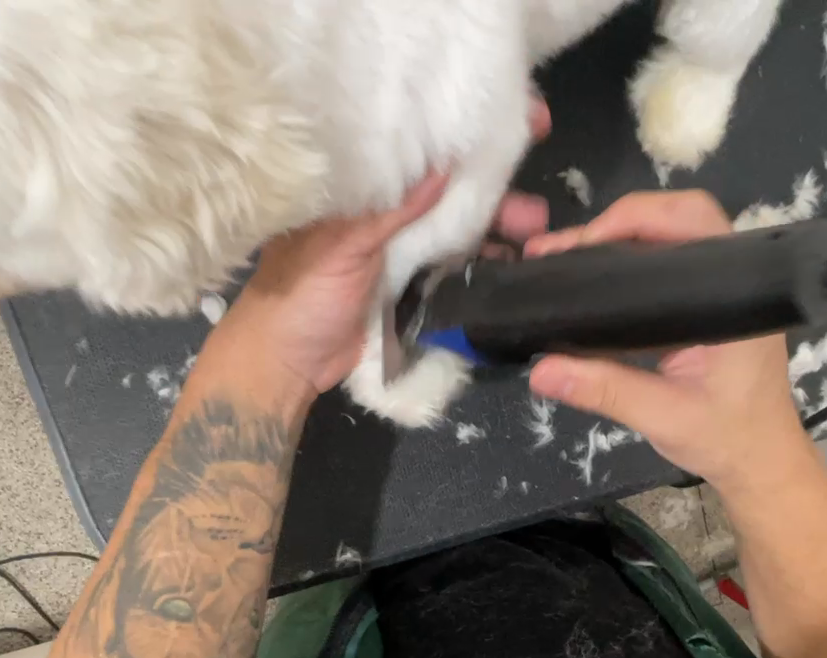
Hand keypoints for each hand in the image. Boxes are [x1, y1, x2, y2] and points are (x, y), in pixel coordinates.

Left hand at [208, 93, 554, 403]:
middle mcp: (382, 212)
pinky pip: (452, 266)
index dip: (458, 138)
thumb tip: (442, 168)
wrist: (291, 363)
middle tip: (534, 180)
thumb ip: (391, 211)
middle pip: (445, 188)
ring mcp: (400, 250)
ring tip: (535, 226)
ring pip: (456, 227)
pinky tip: (513, 256)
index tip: (503, 126)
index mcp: (357, 189)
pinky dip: (481, 260)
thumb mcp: (342, 245)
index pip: (414, 150)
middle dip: (491, 184)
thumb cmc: (302, 294)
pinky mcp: (412, 287)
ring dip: (494, 224)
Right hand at [524, 191, 811, 495]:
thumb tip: (541, 370)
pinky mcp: (702, 312)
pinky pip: (662, 277)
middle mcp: (731, 281)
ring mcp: (718, 295)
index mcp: (734, 295)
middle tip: (555, 253)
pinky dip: (623, 277)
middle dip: (611, 229)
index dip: (633, 219)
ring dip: (613, 250)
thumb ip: (605, 390)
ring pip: (664, 247)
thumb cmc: (727, 439)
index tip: (583, 246)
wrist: (759, 463)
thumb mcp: (663, 417)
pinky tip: (589, 289)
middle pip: (672, 223)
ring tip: (560, 263)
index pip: (691, 220)